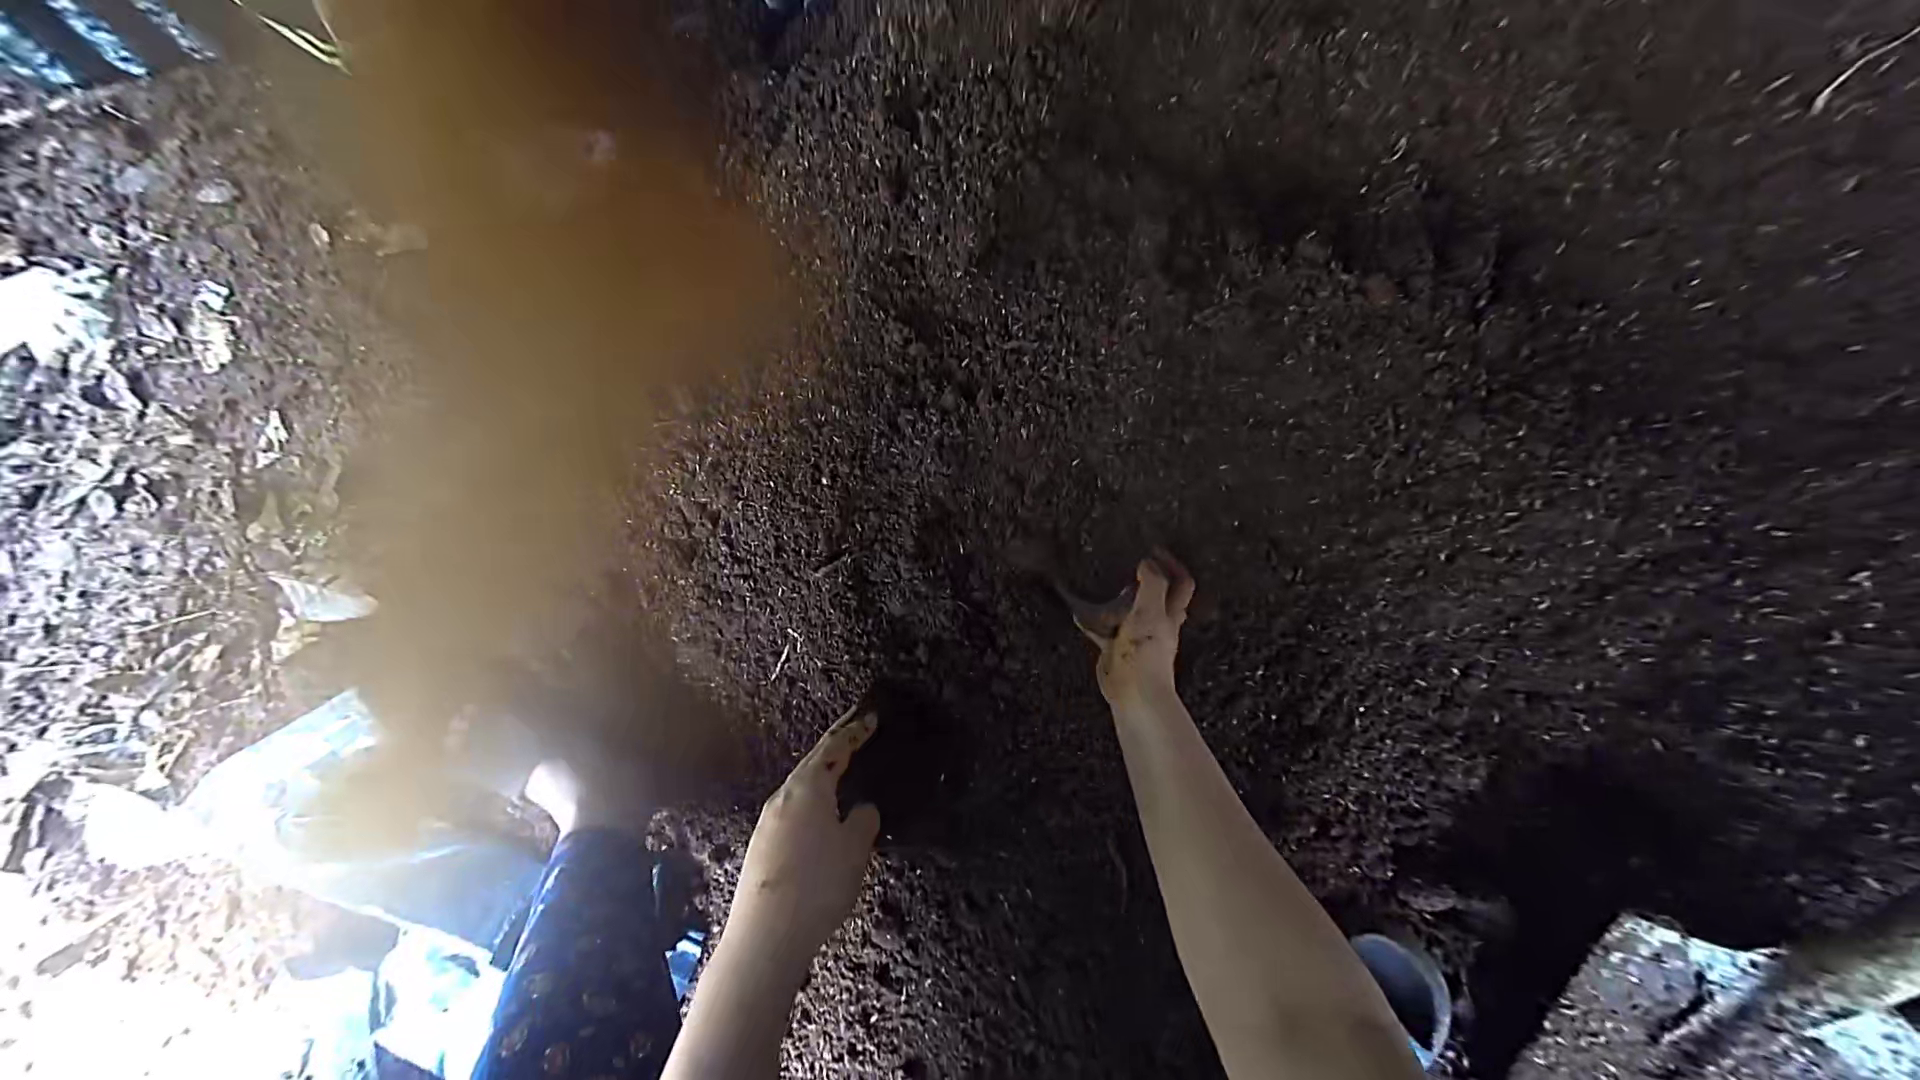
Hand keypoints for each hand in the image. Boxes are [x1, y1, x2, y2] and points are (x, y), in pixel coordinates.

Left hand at [728, 702, 881, 964]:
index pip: (835, 747)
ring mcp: (768, 822)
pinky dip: (812, 798)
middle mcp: (783, 797)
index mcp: (808, 787)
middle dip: (837, 744)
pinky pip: (794, 808)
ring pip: (801, 785)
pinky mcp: (763, 846)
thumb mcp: (855, 848)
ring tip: (842, 768)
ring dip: (823, 772)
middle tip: (856, 729)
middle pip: (813, 761)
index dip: (855, 730)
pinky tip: (821, 813)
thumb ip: (864, 820)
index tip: (871, 716)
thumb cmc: (817, 884)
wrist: (765, 937)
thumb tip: (861, 809)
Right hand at [1087, 549, 1195, 708]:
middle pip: (1157, 594)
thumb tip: (1148, 563)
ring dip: (1117, 597)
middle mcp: (1156, 623)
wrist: (1134, 691)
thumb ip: (1152, 584)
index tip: (1154, 549)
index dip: (1172, 564)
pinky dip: (1091, 619)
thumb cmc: (1147, 655)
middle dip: (1146, 578)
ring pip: (1129, 610)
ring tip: (1103, 583)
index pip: (1181, 583)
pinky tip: (1079, 613)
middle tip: (1129, 564)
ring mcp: (1135, 635)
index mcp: (1170, 613)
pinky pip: (1103, 628)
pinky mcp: (1115, 647)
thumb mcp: (1150, 611)